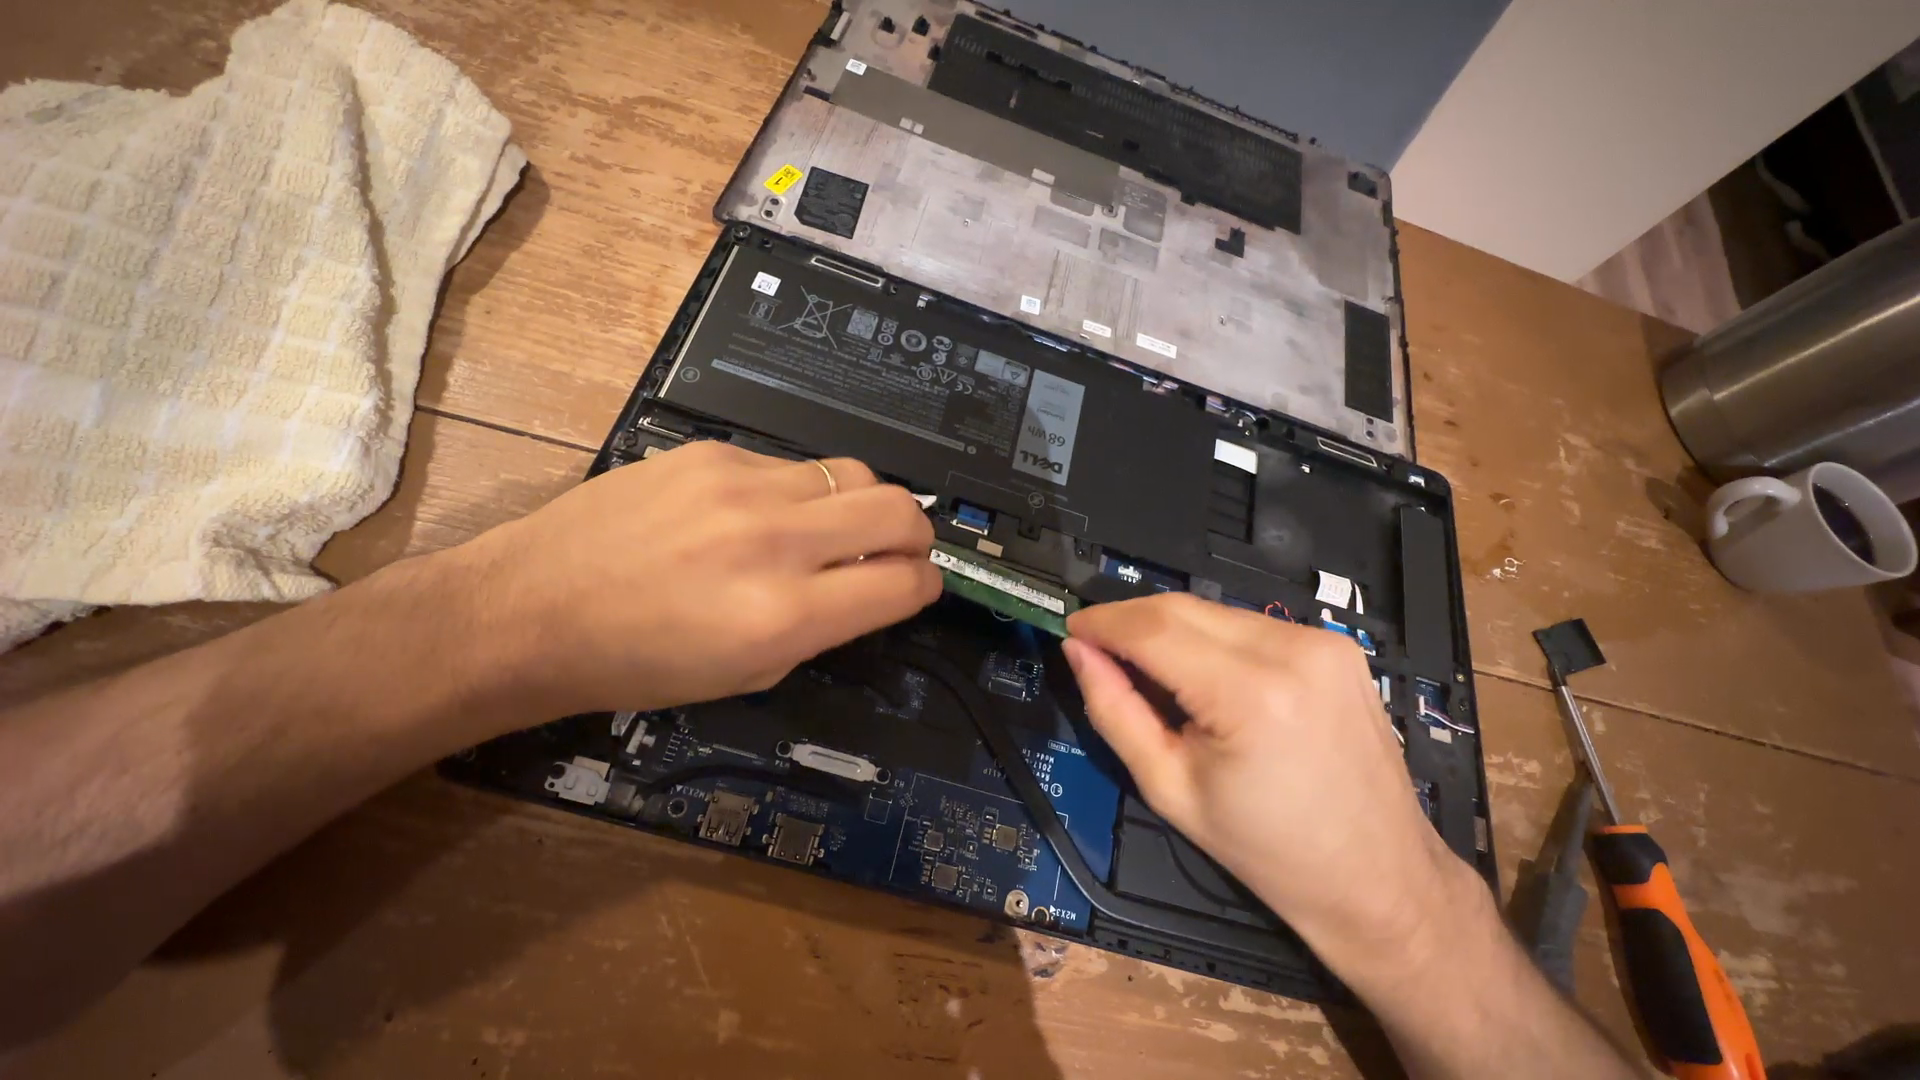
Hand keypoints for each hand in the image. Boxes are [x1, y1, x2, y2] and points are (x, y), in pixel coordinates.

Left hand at [453, 440, 940, 717]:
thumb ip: (822, 628)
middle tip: (897, 550)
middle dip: (915, 534)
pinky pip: (788, 465)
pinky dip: (795, 493)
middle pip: (898, 509)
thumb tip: (872, 587)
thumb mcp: (748, 674)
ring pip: (850, 472)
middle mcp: (774, 541)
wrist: (532, 611)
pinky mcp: (710, 451)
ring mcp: (740, 485)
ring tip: (828, 529)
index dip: (926, 587)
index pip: (903, 583)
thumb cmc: (639, 665)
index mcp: (784, 615)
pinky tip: (754, 514)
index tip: (917, 586)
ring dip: (858, 505)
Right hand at [1062, 594, 1471, 972]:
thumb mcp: (1170, 788)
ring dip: (1168, 629)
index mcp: (1249, 694)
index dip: (1102, 623)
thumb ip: (1115, 711)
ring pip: (1213, 610)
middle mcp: (1291, 651)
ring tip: (1147, 671)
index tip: (1071, 631)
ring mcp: (1322, 643)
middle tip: (1096, 649)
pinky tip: (1199, 675)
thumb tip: (1079, 654)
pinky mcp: (1337, 647)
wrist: (1378, 878)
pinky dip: (1210, 638)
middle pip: (1181, 606)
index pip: (1152, 628)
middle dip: (1129, 620)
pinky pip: (1249, 625)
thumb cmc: (1268, 850)